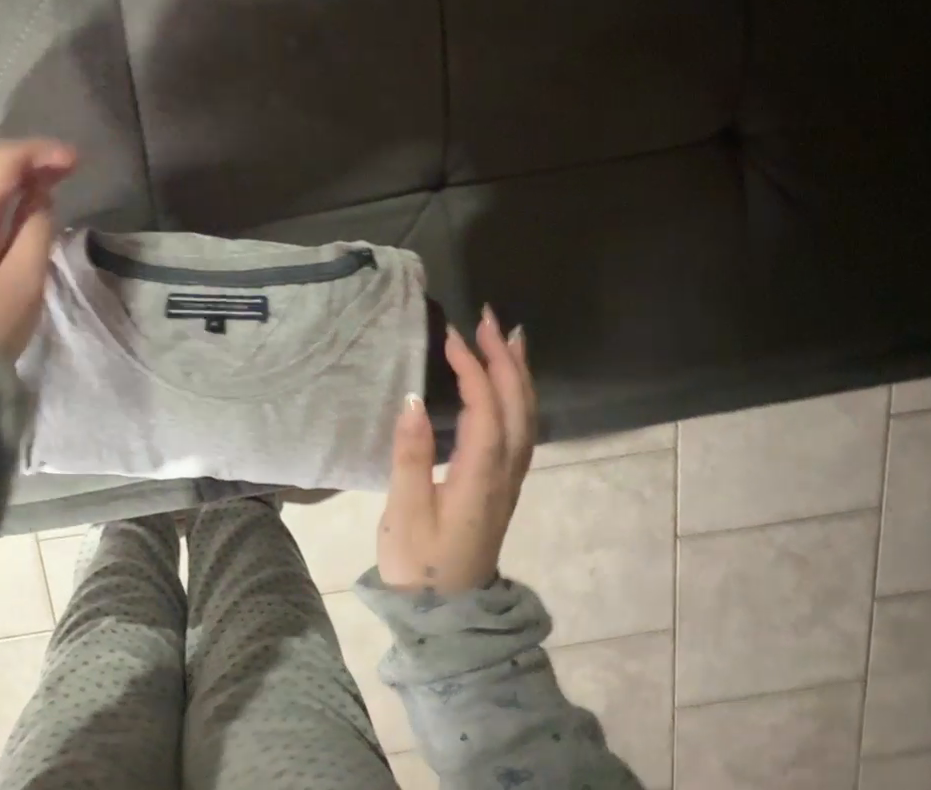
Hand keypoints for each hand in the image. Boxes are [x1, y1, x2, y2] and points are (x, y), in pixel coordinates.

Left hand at [0, 140, 76, 359]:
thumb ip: (37, 225)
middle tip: (63, 169)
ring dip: (5, 169)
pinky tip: (8, 200)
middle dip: (25, 156)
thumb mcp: (26, 276)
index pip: (3, 161)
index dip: (41, 153)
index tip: (75, 161)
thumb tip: (39, 195)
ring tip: (41, 182)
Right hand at [377, 306, 535, 594]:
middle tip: (485, 318)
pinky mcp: (504, 484)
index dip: (472, 369)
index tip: (450, 335)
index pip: (485, 409)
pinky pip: (522, 429)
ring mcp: (509, 479)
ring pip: (527, 416)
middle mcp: (505, 472)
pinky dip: (519, 397)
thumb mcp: (403, 512)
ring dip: (519, 373)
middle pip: (516, 406)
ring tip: (508, 336)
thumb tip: (413, 398)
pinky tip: (508, 384)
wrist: (447, 613)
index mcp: (480, 476)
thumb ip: (409, 455)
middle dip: (504, 358)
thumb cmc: (418, 562)